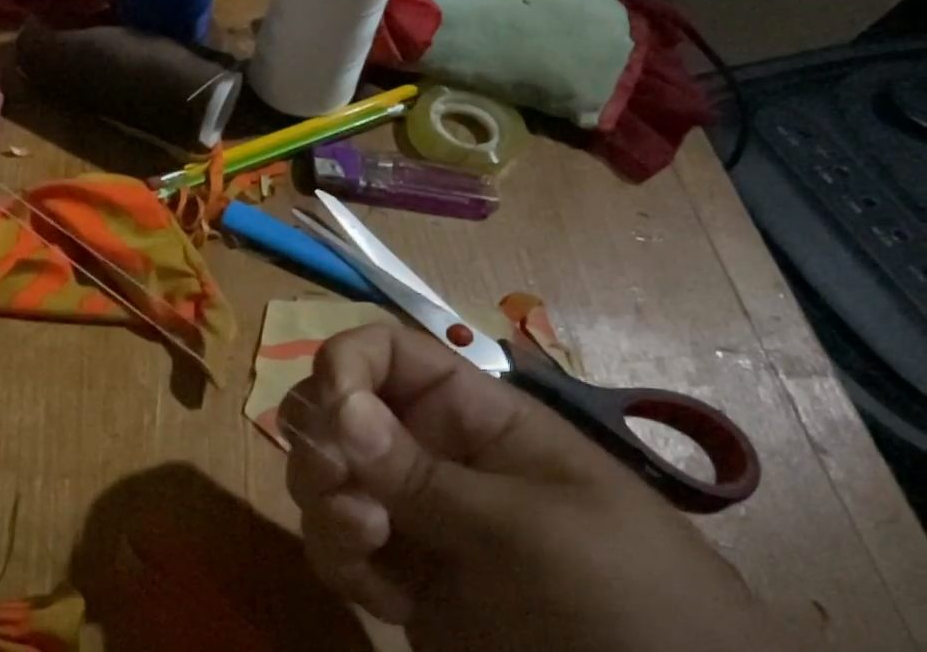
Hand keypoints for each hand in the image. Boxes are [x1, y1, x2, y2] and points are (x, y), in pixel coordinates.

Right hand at [283, 324, 784, 651]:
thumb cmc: (631, 600)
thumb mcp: (536, 532)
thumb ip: (425, 475)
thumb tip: (337, 406)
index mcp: (476, 417)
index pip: (387, 354)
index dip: (346, 362)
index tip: (334, 408)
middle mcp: (431, 454)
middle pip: (336, 411)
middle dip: (322, 444)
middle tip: (340, 489)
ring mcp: (412, 516)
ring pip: (323, 477)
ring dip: (324, 507)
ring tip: (366, 549)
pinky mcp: (398, 575)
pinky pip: (334, 544)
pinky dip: (340, 562)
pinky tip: (384, 600)